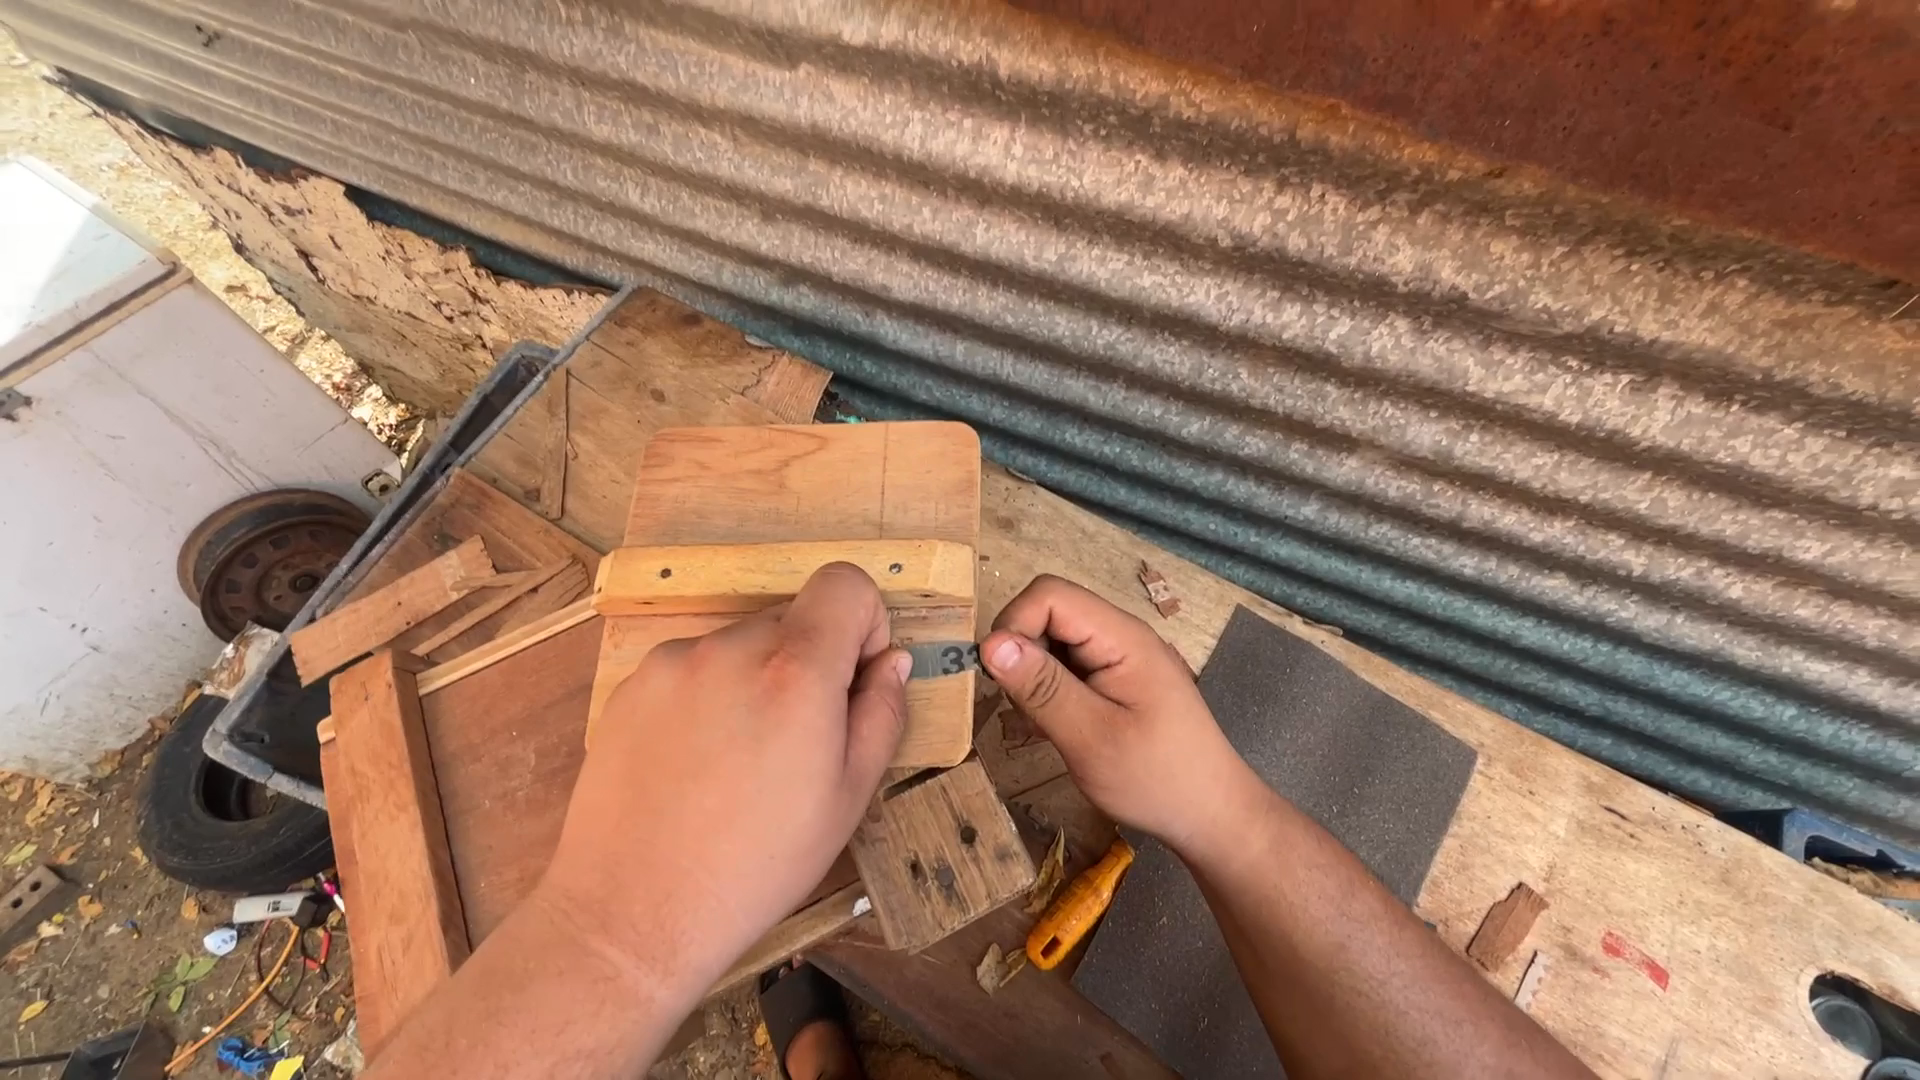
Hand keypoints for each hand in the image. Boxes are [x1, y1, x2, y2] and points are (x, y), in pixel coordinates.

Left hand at [538, 563, 908, 993]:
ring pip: (743, 644)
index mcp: (796, 672)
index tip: (852, 678)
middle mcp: (732, 648)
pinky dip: (710, 693)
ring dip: (757, 678)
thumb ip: (882, 713)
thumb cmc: (757, 865)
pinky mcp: (633, 683)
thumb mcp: (848, 798)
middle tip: (795, 740)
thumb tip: (892, 661)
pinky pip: (694, 665)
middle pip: (795, 618)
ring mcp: (674, 661)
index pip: (845, 583)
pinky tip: (695, 760)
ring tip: (738, 758)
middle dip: (810, 662)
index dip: (864, 622)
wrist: (630, 915)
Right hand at [981, 575, 1252, 852]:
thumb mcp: (1092, 738)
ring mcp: (1119, 657)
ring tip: (1043, 723)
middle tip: (1024, 708)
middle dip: (1021, 651)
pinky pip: (1067, 665)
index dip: (1014, 624)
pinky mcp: (1115, 679)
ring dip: (1033, 675)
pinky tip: (1056, 727)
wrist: (1211, 816)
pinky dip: (1048, 690)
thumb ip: (1042, 688)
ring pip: (1054, 639)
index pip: (1049, 595)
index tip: (1000, 677)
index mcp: (1122, 637)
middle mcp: (1120, 635)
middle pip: (1049, 612)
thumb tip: (991, 644)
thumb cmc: (1157, 779)